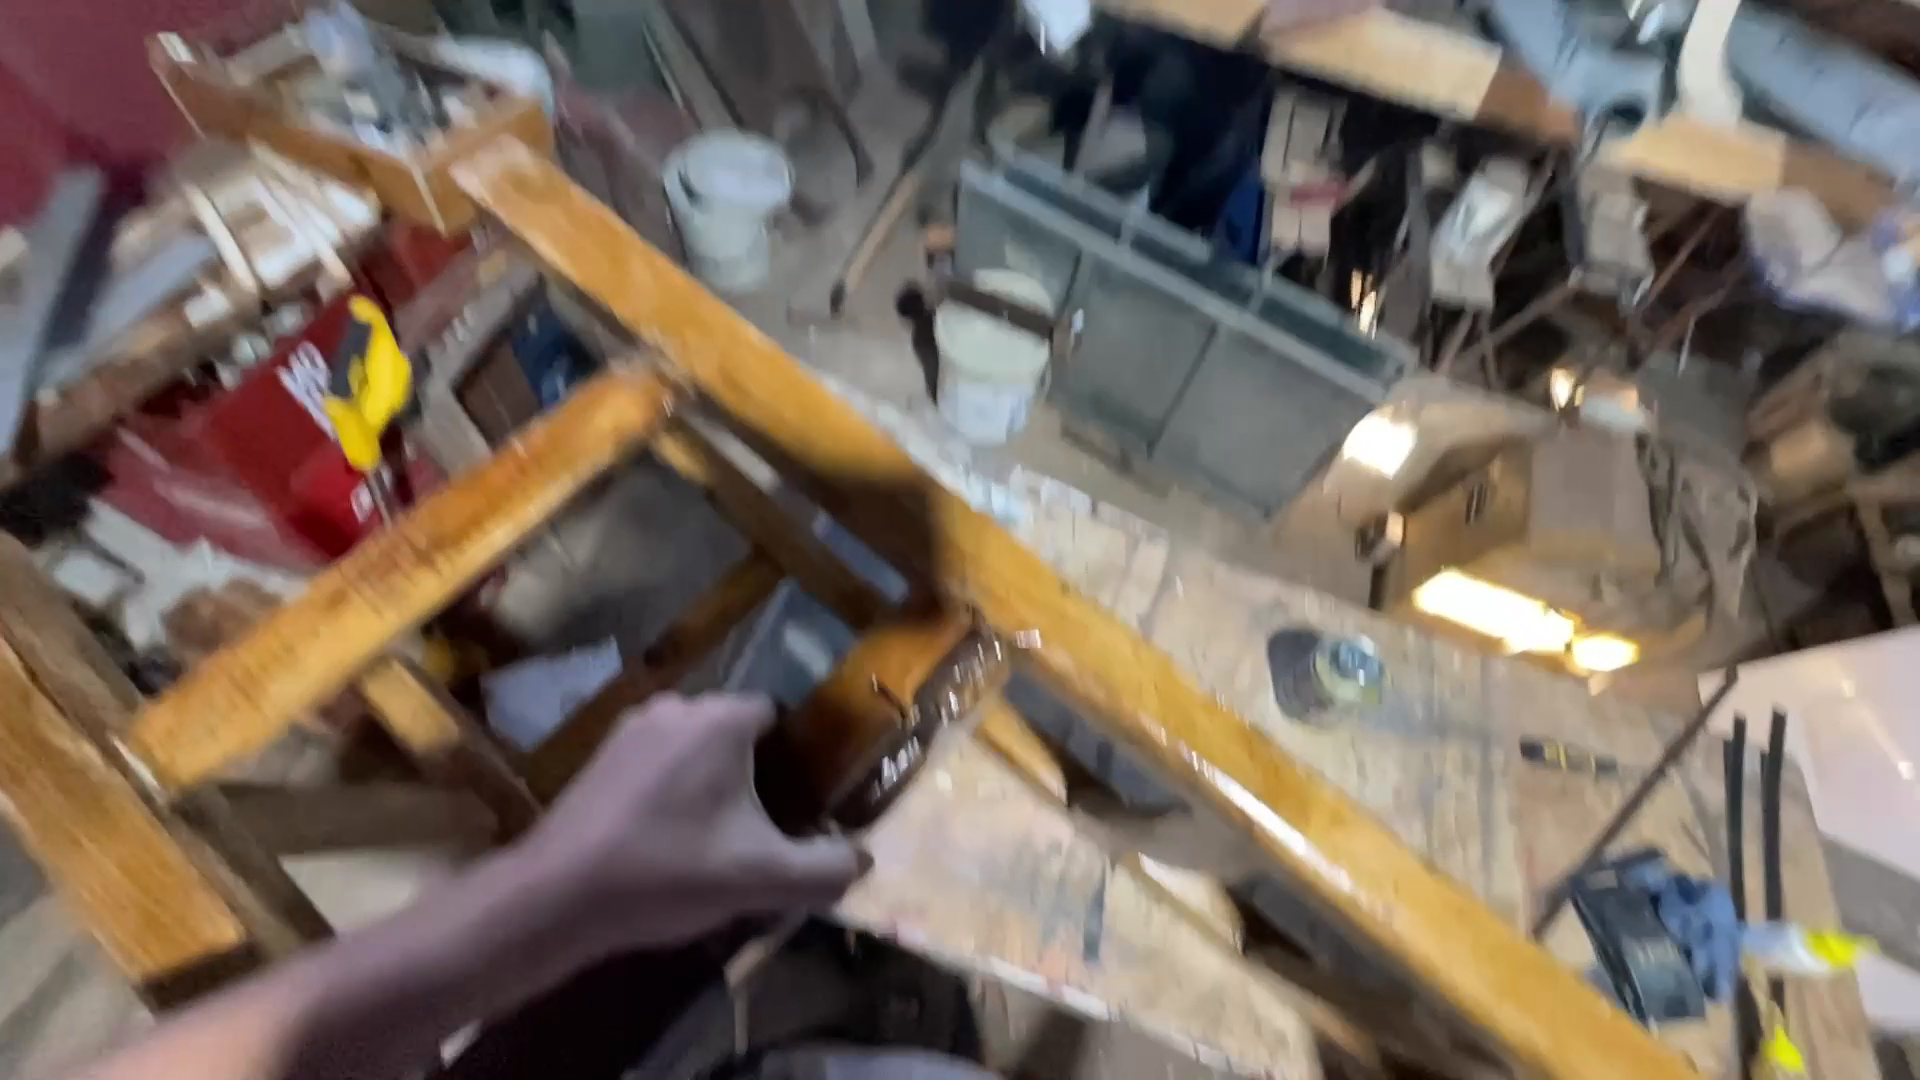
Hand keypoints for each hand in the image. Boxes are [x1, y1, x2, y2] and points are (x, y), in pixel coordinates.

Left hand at [505, 692, 862, 959]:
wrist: (554, 898)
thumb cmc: (668, 872)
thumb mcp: (761, 879)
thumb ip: (824, 868)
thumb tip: (862, 860)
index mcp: (724, 718)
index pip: (778, 714)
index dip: (793, 754)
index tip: (796, 796)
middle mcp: (680, 705)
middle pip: (736, 729)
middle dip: (750, 769)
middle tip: (755, 824)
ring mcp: (634, 725)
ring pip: (694, 743)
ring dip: (707, 777)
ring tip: (708, 833)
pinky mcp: (600, 752)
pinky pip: (657, 757)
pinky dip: (669, 784)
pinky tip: (662, 833)